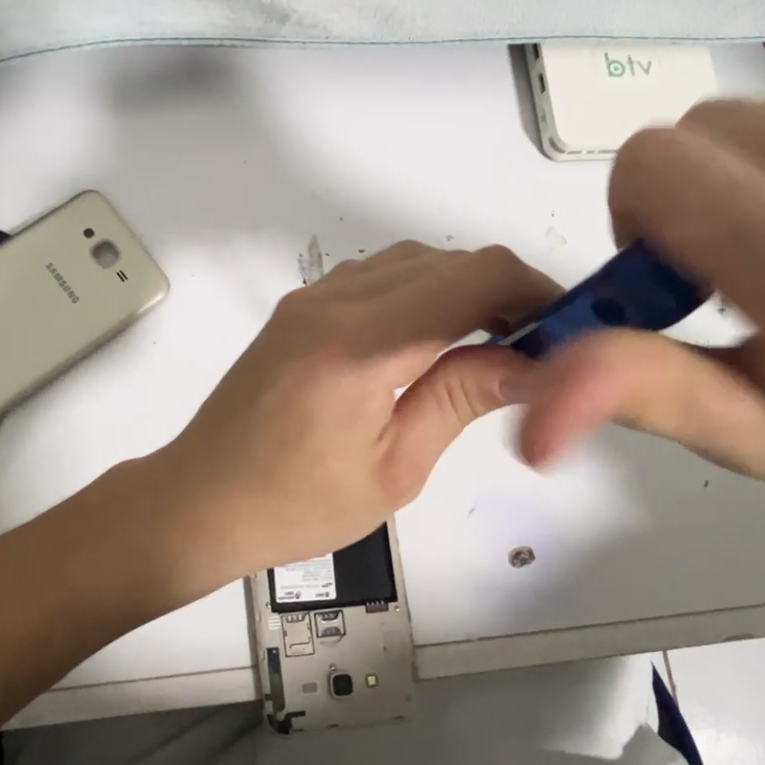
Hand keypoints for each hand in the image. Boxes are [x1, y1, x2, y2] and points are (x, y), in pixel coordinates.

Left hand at [152, 242, 558, 586]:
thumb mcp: (394, 469)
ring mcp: (308, 301)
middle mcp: (332, 303)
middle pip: (444, 260)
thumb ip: (460, 400)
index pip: (472, 277)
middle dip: (499, 291)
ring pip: (408, 262)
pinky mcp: (295, 310)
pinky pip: (371, 277)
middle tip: (530, 347)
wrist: (201, 500)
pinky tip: (426, 340)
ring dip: (456, 289)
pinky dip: (415, 292)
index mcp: (362, 345)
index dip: (531, 290)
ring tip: (484, 346)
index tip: (562, 329)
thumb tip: (530, 362)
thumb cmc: (296, 505)